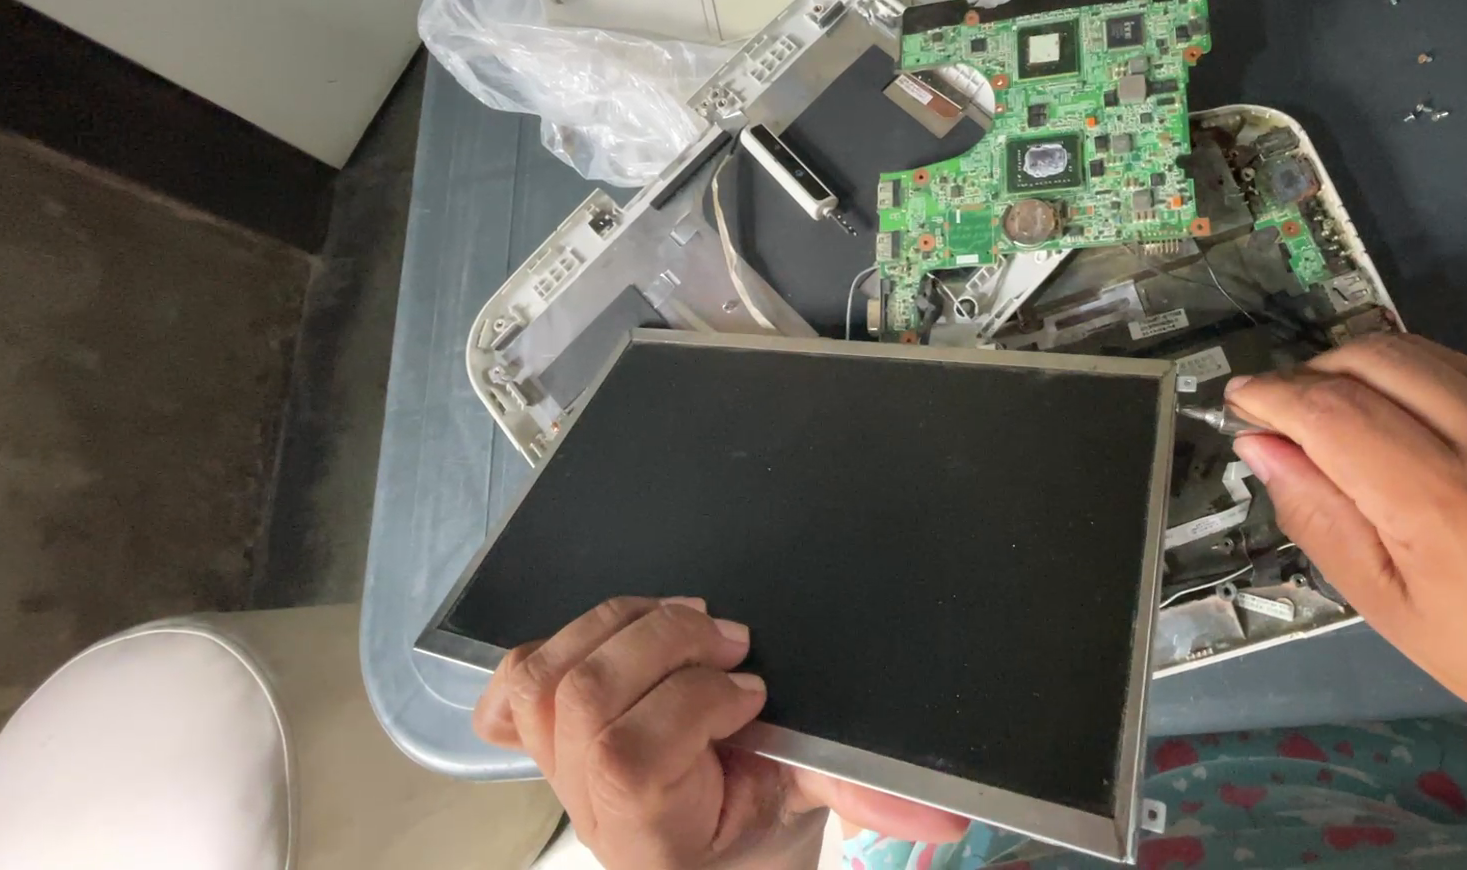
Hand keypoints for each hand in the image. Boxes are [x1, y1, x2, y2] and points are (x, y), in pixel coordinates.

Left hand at [474, 597, 966, 869]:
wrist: (709, 844)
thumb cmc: (757, 823)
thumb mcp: (809, 800)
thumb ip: (870, 792)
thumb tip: (952, 810)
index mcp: (653, 835)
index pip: (634, 758)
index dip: (697, 703)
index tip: (753, 694)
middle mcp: (587, 805)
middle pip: (585, 698)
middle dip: (668, 643)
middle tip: (726, 640)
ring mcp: (555, 767)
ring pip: (549, 675)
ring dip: (625, 625)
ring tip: (681, 622)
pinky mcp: (542, 732)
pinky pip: (514, 685)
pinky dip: (559, 644)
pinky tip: (611, 640)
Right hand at [1222, 334, 1466, 758]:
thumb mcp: (1385, 606)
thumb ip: (1316, 515)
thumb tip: (1259, 445)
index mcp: (1449, 510)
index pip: (1335, 414)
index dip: (1272, 396)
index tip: (1236, 400)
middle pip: (1370, 362)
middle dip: (1304, 374)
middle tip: (1276, 412)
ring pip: (1409, 350)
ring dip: (1346, 365)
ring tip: (1320, 407)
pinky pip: (1451, 364)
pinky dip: (1395, 370)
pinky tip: (1380, 408)